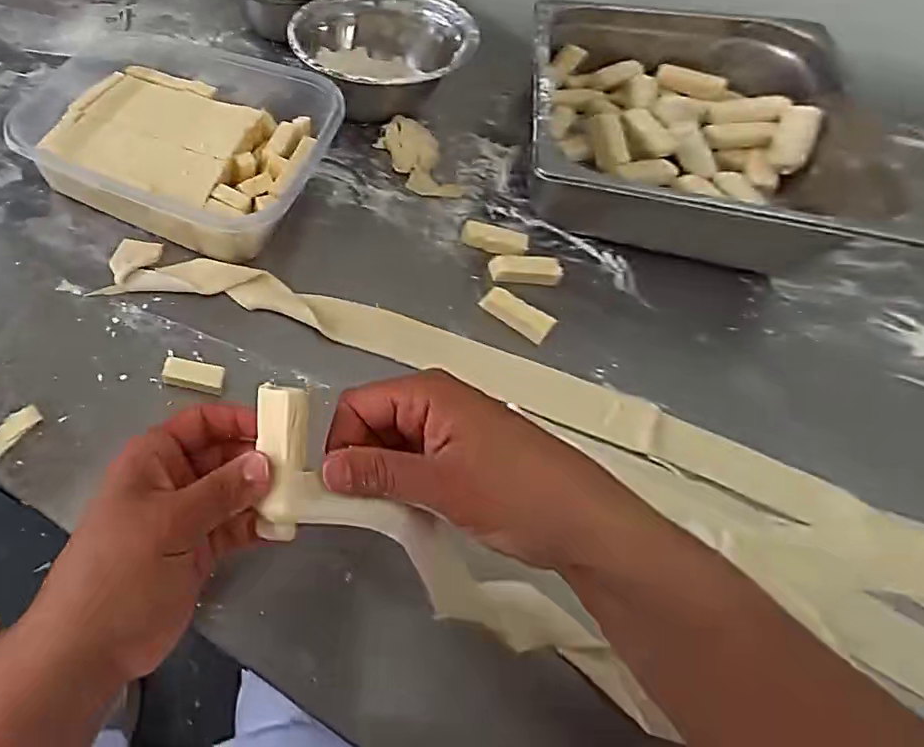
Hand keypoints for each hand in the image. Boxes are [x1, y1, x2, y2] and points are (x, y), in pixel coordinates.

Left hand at [24, 404, 270, 680]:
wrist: (90, 643)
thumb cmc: (122, 565)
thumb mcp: (170, 521)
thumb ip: (220, 492)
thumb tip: (263, 462)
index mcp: (153, 457)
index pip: (199, 423)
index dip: (235, 420)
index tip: (274, 428)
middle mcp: (171, 479)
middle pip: (220, 456)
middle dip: (255, 459)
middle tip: (298, 469)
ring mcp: (184, 517)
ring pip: (230, 493)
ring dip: (260, 495)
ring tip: (297, 498)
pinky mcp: (196, 551)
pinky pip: (231, 528)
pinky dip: (254, 526)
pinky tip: (281, 528)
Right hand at [320, 370, 660, 570]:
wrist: (597, 530)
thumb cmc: (517, 495)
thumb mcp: (440, 486)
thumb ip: (378, 473)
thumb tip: (327, 471)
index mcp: (426, 392)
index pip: (358, 404)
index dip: (341, 441)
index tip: (338, 485)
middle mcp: (435, 401)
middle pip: (372, 421)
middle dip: (361, 459)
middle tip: (360, 503)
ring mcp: (451, 427)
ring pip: (393, 443)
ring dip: (384, 474)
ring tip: (390, 509)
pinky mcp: (464, 453)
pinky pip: (416, 458)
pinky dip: (407, 482)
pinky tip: (415, 509)